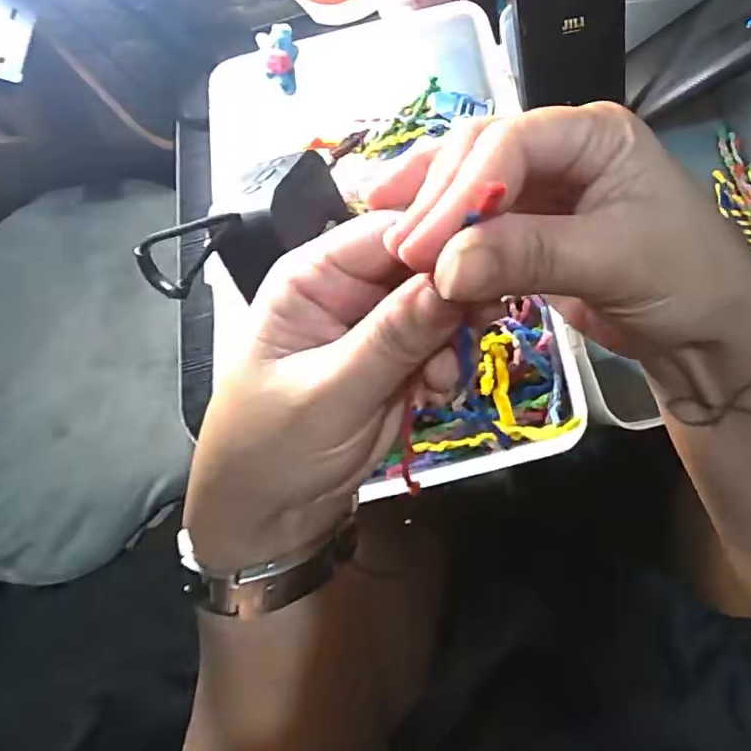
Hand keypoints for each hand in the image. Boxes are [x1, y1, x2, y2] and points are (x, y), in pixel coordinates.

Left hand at [183, 211, 461, 572]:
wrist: (269, 519)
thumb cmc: (268, 451)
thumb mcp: (329, 393)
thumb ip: (392, 338)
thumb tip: (451, 281)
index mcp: (315, 275)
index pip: (389, 231)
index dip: (440, 241)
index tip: (482, 269)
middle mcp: (351, 288)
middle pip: (425, 264)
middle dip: (455, 296)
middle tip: (479, 326)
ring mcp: (380, 324)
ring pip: (444, 304)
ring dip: (455, 338)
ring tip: (442, 378)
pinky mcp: (401, 357)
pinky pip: (446, 342)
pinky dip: (451, 366)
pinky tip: (435, 394)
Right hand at [369, 104, 750, 421]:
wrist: (708, 333)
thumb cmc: (684, 281)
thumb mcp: (611, 262)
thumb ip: (527, 255)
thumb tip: (442, 268)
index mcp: (594, 133)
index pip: (511, 142)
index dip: (462, 189)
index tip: (423, 243)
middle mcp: (564, 148)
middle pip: (482, 153)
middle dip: (439, 197)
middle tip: (400, 246)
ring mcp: (546, 186)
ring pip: (473, 184)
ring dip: (433, 211)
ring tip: (390, 238)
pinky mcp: (534, 224)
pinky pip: (481, 222)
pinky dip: (451, 238)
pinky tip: (417, 247)